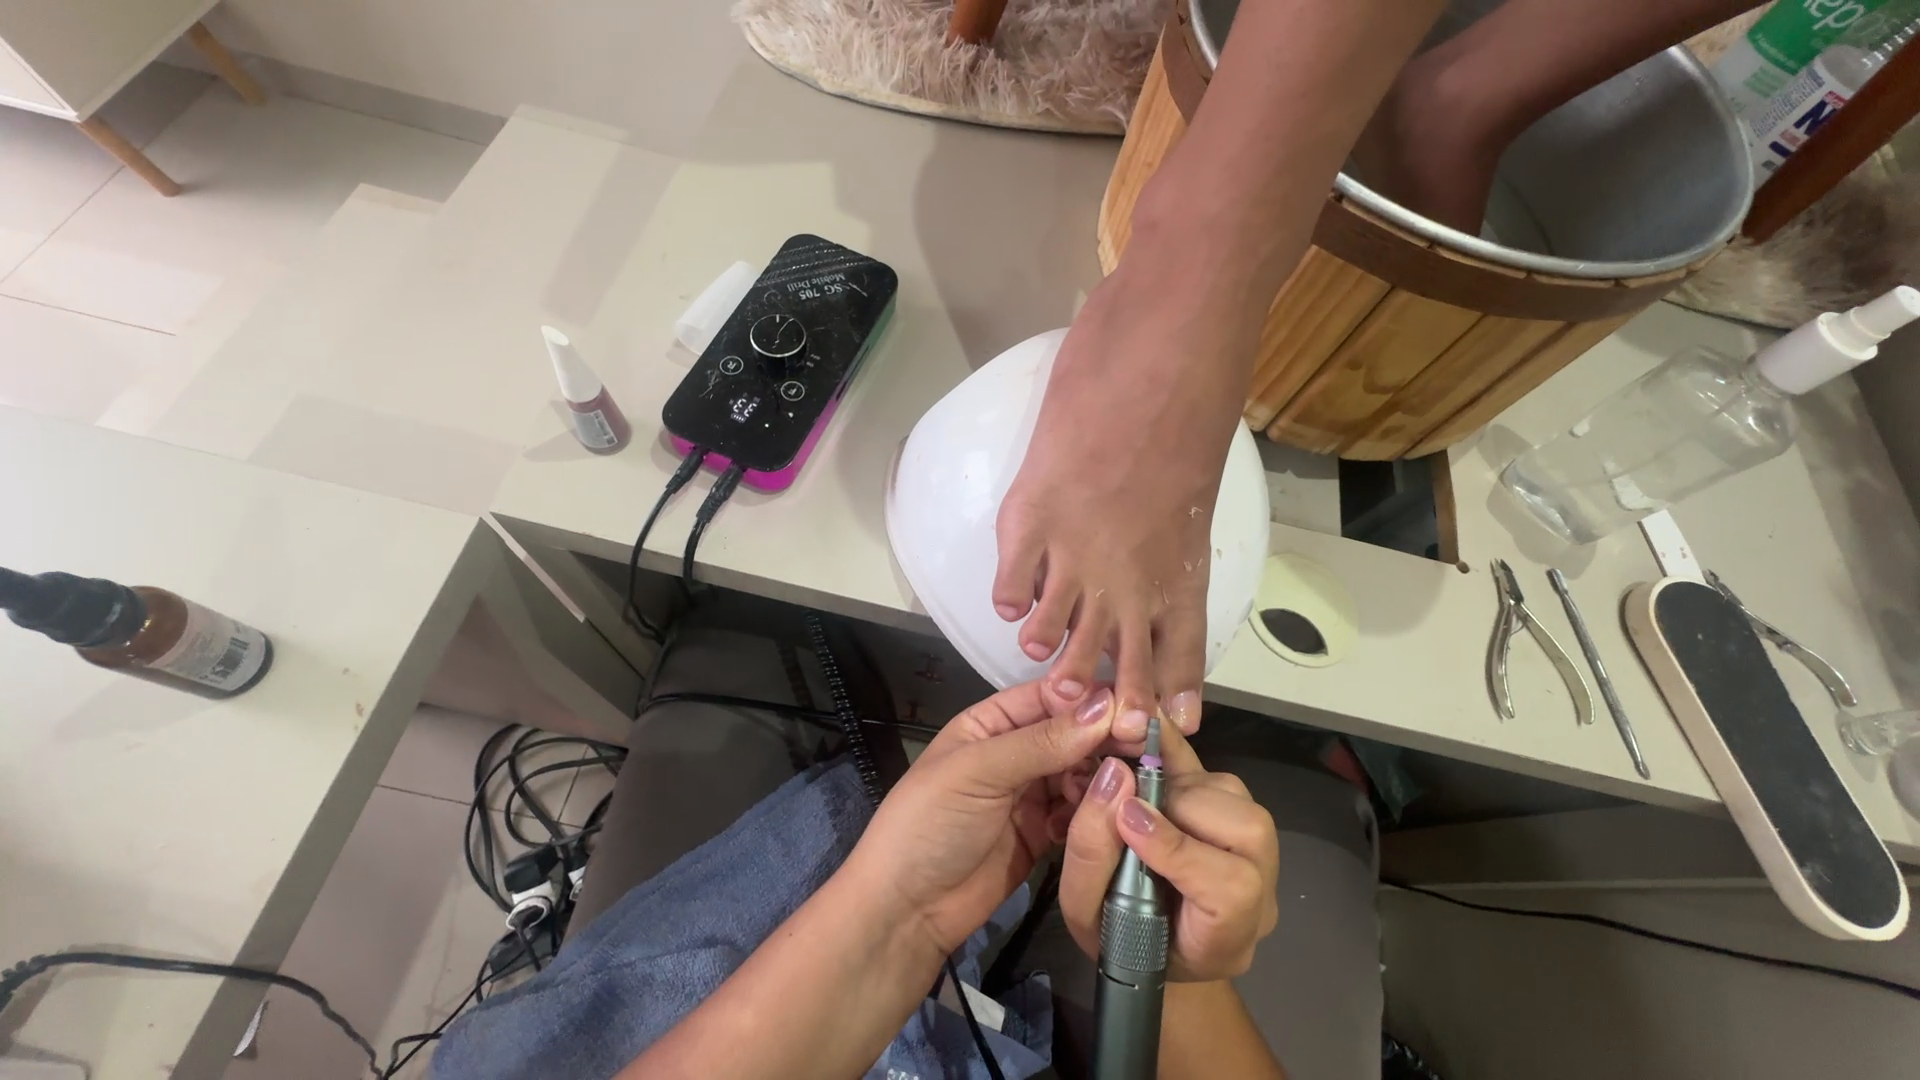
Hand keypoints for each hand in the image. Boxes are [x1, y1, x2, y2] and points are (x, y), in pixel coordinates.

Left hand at [842, 681, 1114, 954]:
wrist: (908, 909)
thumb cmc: (930, 823)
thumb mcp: (978, 772)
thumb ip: (1040, 742)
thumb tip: (1103, 707)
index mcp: (992, 723)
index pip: (1050, 698)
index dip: (1090, 701)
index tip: (1133, 711)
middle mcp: (1016, 751)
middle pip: (1072, 734)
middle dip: (1103, 740)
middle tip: (1144, 750)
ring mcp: (1032, 794)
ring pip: (1081, 772)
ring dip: (1102, 778)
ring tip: (1121, 788)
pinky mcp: (1046, 833)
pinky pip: (1081, 812)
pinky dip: (1095, 812)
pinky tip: (1105, 817)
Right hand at [993, 258, 1254, 743]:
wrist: (1171, 337)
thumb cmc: (1199, 392)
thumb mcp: (1201, 473)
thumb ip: (1175, 520)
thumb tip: (1147, 540)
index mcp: (1182, 560)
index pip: (1181, 645)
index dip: (1176, 689)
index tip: (1174, 724)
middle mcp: (1130, 570)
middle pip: (1117, 654)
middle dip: (1109, 694)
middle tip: (1094, 716)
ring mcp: (1077, 546)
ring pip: (1062, 631)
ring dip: (1055, 655)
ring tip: (1047, 665)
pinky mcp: (1033, 511)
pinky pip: (1014, 581)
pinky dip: (1012, 598)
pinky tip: (1013, 604)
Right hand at [1059, 721, 1278, 981]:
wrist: (1150, 943)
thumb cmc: (1118, 939)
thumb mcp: (1084, 912)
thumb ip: (1092, 853)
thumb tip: (1113, 775)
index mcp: (1224, 941)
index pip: (1231, 890)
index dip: (1179, 847)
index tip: (1127, 821)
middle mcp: (1257, 896)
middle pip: (1248, 831)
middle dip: (1181, 806)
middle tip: (1129, 805)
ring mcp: (1258, 855)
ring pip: (1239, 797)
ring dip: (1183, 784)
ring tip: (1141, 796)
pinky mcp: (1239, 817)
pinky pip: (1222, 777)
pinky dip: (1182, 760)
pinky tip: (1149, 760)